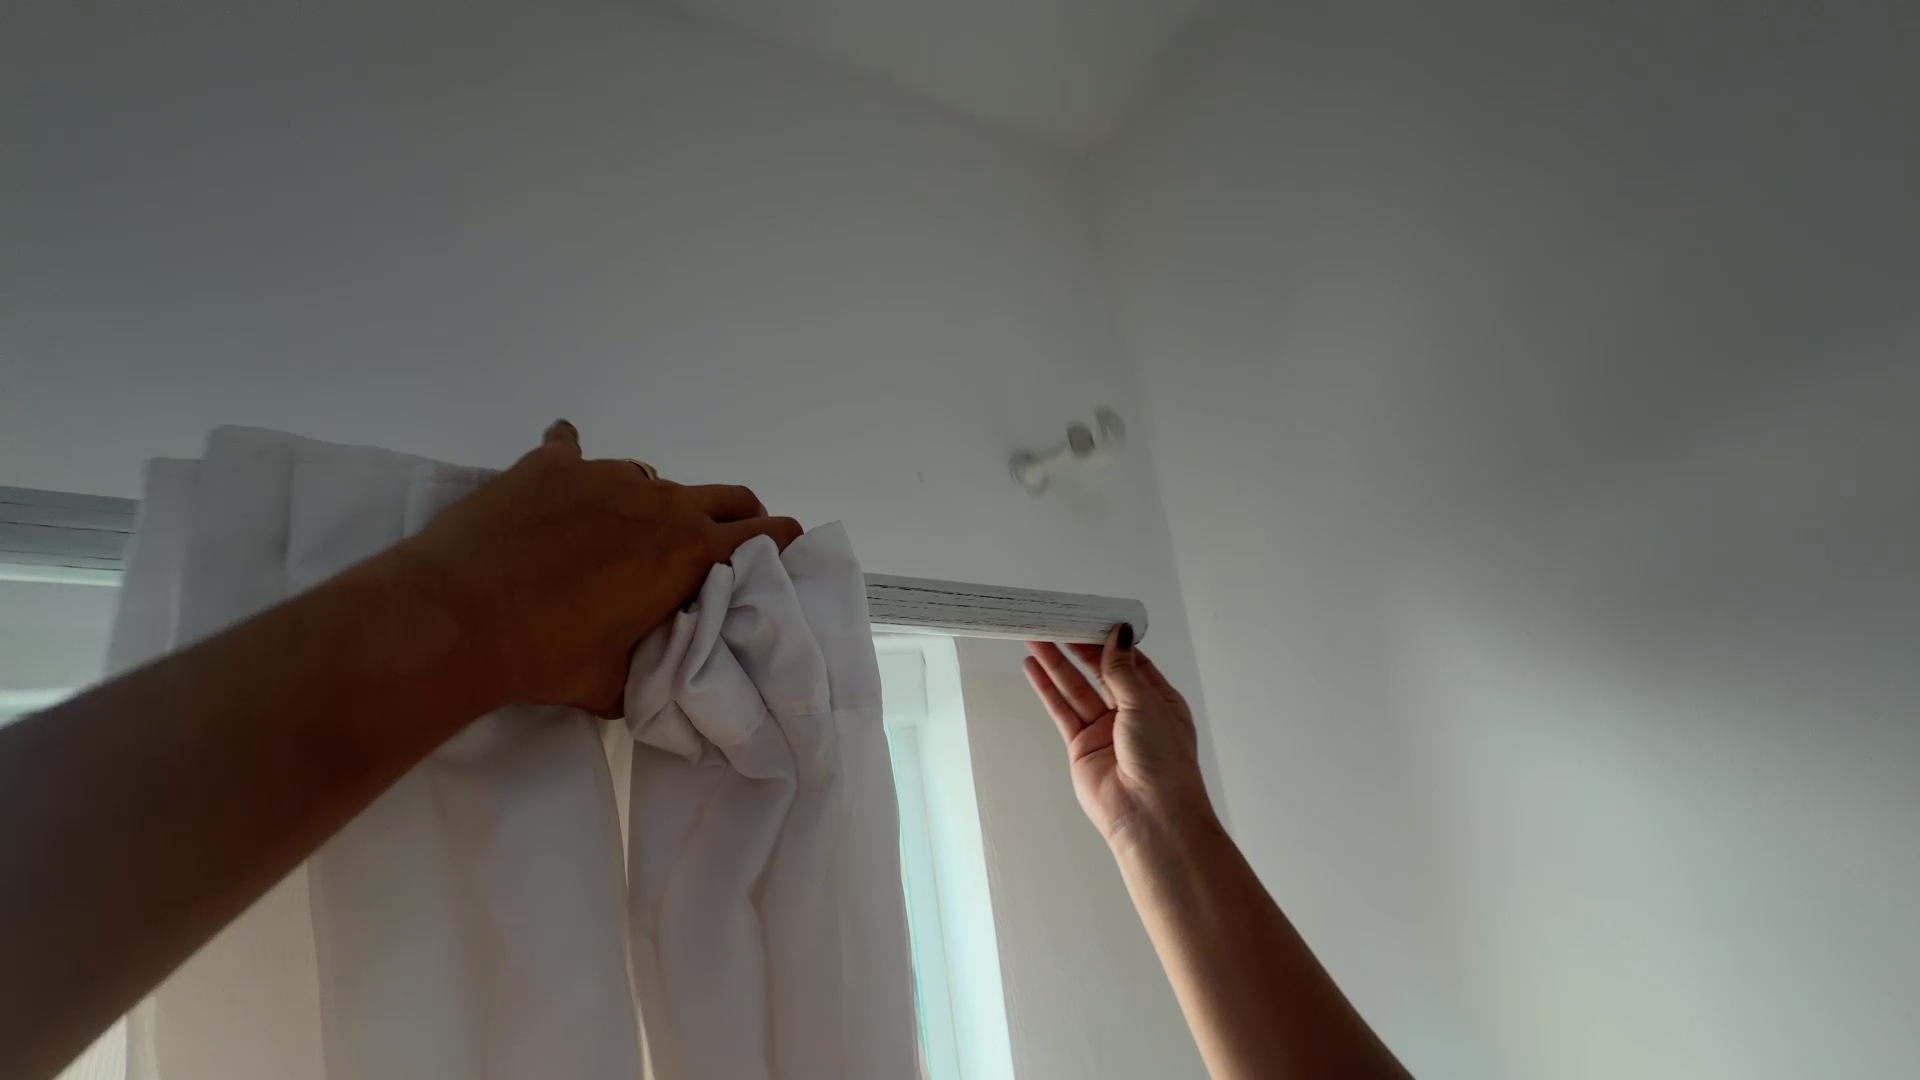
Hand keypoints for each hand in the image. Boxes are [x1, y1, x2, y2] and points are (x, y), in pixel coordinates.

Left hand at [395, 420, 801, 716]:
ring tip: (621, 533)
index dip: (785, 541)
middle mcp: (664, 502)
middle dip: (742, 516)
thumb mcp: (621, 683)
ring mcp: (608, 475)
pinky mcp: (552, 464)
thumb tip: (678, 687)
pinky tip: (562, 473)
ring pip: (656, 478)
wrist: (452, 620)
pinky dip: (575, 461)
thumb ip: (660, 670)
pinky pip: (573, 446)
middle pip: (731, 495)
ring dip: (656, 503)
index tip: (784, 551)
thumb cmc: (548, 658)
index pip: (768, 532)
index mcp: (692, 551)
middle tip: (724, 542)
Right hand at [1023, 626, 1213, 847]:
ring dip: (1056, 663)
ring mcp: (1104, 729)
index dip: (1108, 639)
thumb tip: (1118, 632)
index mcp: (1158, 699)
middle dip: (1077, 647)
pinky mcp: (1081, 745)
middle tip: (1055, 622)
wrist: (1150, 817)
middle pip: (1099, 671)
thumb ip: (1121, 668)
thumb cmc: (1162, 758)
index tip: (1088, 617)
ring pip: (1076, 688)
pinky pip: (1062, 710)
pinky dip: (1047, 689)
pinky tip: (1033, 668)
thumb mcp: (1145, 703)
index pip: (1129, 660)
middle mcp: (1131, 711)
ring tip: (1035, 637)